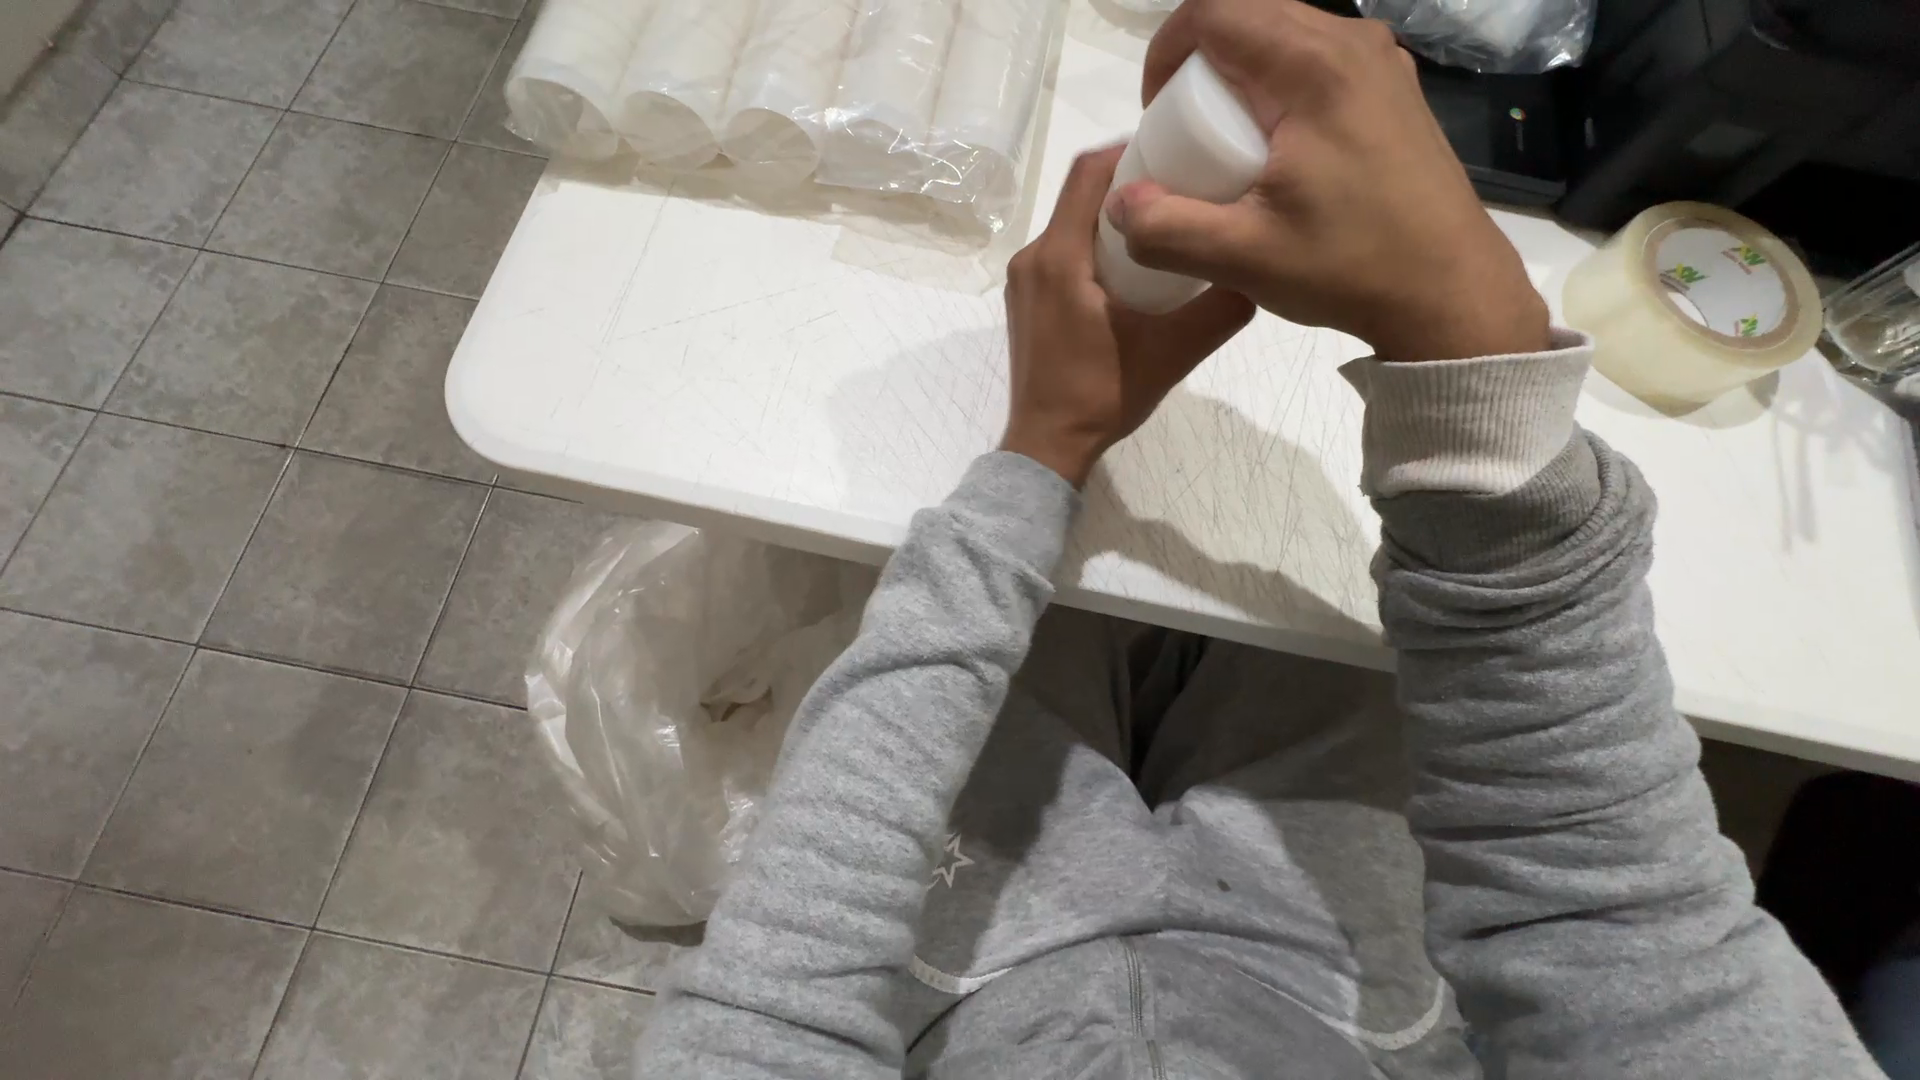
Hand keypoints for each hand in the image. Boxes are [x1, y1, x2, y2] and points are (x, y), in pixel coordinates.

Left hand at [1002, 146, 1254, 487]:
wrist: (1048, 445)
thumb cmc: (1102, 397)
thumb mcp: (1173, 352)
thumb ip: (1220, 310)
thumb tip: (1257, 272)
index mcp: (1059, 257)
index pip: (1089, 170)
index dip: (1132, 149)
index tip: (1177, 153)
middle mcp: (1031, 258)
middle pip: (1080, 196)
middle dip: (1130, 188)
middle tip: (1180, 194)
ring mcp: (1022, 282)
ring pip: (1069, 226)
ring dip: (1112, 221)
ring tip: (1161, 234)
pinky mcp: (1024, 303)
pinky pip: (1060, 255)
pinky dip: (1092, 249)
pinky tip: (1128, 274)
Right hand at [1109, 0, 1549, 361]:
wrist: (1444, 290)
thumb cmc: (1345, 266)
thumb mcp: (1240, 258)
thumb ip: (1165, 230)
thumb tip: (1117, 205)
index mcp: (1313, 68)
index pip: (1216, 11)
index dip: (1166, 52)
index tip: (1154, 115)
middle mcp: (1351, 45)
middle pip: (1249, 16)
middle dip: (1198, 67)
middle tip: (1182, 135)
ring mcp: (1378, 65)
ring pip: (1283, 37)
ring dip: (1237, 79)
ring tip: (1224, 147)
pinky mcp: (1390, 92)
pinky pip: (1314, 64)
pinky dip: (1275, 91)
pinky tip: (1272, 154)